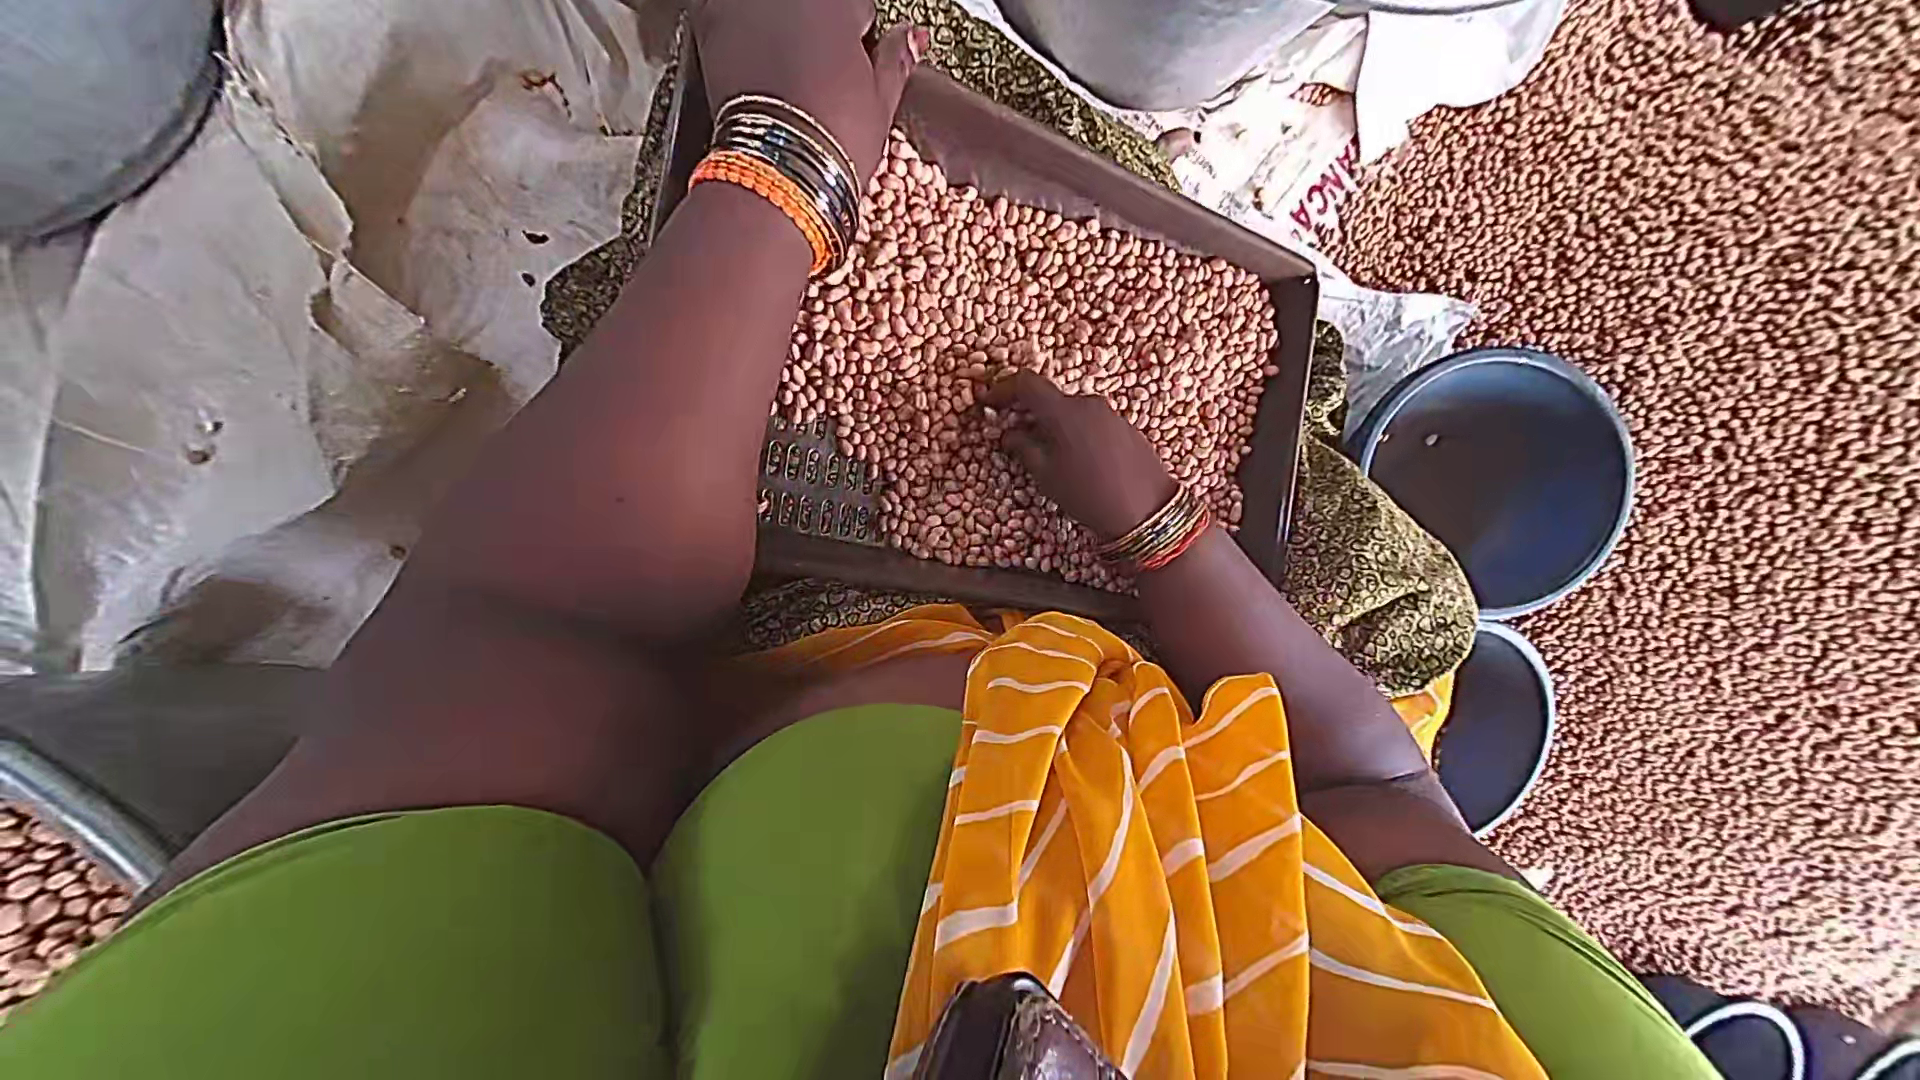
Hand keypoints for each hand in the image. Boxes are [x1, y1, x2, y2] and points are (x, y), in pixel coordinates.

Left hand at [692, 0, 926, 184]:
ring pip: (773, 16)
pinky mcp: (710, 25)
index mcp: (838, 0)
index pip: (859, 9)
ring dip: (781, 38)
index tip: (857, 73)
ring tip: (790, 86)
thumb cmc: (832, 143)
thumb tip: (913, 37)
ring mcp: (746, 4)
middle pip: (811, 9)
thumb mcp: (881, 106)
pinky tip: (759, 80)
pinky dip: (744, 42)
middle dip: (819, 38)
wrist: (780, 171)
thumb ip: (896, 60)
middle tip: (823, 84)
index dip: (860, 44)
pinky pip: (731, 21)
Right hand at [983, 372, 1177, 540]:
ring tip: (1046, 455)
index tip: (988, 402)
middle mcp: (1088, 404)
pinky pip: (1091, 423)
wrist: (1146, 510)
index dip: (1002, 389)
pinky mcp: (1126, 428)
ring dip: (1054, 426)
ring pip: (1072, 413)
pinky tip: (1076, 461)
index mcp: (1064, 411)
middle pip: (1051, 399)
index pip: (1026, 384)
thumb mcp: (1046, 475)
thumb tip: (1009, 434)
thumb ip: (1023, 448)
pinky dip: (1075, 433)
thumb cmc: (1087, 494)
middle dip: (1029, 414)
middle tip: (1014, 436)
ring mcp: (1111, 414)